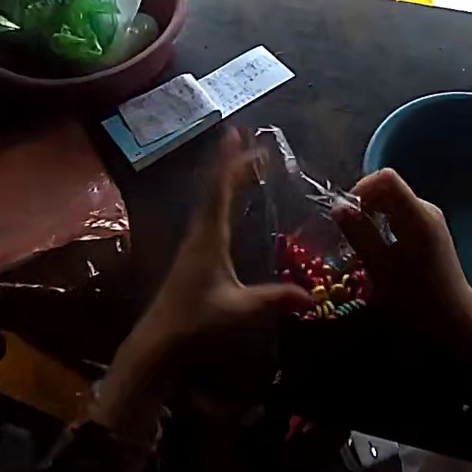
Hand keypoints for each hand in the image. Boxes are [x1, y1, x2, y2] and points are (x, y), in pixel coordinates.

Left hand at [92, 130, 310, 434]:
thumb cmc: (194, 318)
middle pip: (216, 187)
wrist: (159, 336)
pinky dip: (224, 194)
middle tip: (247, 138)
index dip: (230, 162)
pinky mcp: (196, 250)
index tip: (237, 136)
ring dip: (226, 175)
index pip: (220, 190)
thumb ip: (272, 300)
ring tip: (243, 158)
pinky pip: (212, 210)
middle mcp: (200, 231)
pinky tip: (232, 197)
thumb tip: (311, 297)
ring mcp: (196, 239)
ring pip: (212, 197)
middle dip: (231, 161)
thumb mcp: (236, 309)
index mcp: (209, 236)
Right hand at [334, 169, 471, 380]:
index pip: (386, 178)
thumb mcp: (380, 267)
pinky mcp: (428, 231)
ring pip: (391, 201)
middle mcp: (426, 210)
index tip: (346, 215)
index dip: (361, 189)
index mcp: (417, 215)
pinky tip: (376, 249)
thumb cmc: (416, 298)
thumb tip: (337, 208)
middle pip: (387, 188)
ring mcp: (429, 219)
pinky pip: (399, 214)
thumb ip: (358, 234)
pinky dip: (381, 224)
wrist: (453, 321)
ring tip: (359, 243)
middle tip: (348, 233)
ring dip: (370, 215)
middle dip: (363, 204)